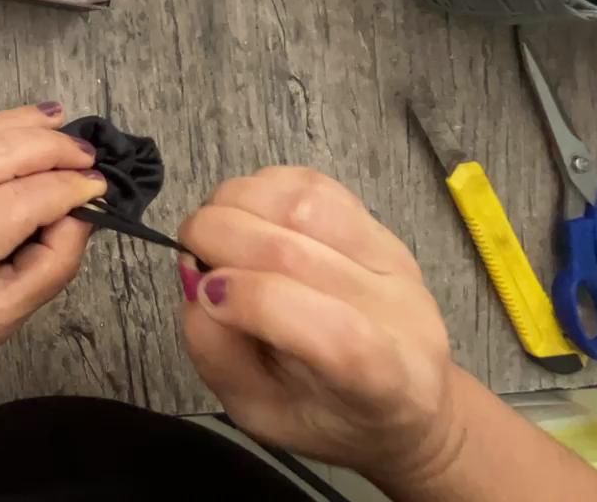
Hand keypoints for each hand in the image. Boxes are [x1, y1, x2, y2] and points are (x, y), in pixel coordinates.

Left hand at [0, 104, 107, 404]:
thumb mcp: (3, 316)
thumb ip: (52, 261)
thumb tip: (83, 207)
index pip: (22, 199)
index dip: (68, 187)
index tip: (99, 184)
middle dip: (49, 145)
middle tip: (87, 150)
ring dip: (18, 127)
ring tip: (57, 123)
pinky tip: (10, 136)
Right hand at [177, 167, 463, 485]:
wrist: (403, 398)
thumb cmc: (324, 413)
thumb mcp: (259, 414)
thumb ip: (217, 354)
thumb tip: (198, 282)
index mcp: (386, 384)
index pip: (335, 334)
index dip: (254, 302)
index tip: (205, 295)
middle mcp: (402, 314)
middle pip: (296, 253)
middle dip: (214, 240)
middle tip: (193, 259)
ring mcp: (392, 258)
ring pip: (299, 203)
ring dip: (231, 205)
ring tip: (218, 234)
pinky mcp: (375, 222)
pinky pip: (307, 182)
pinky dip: (257, 188)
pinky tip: (246, 215)